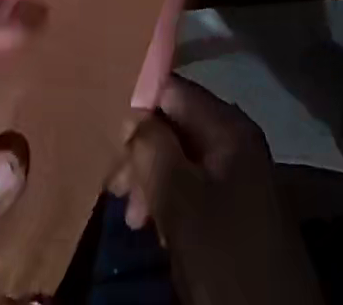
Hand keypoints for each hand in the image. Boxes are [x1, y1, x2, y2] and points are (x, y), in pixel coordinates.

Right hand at [110, 77, 325, 304]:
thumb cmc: (223, 250)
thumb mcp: (180, 199)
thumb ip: (153, 149)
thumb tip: (131, 113)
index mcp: (229, 127)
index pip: (176, 91)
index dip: (139, 103)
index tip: (105, 130)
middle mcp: (235, 140)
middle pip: (177, 125)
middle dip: (142, 150)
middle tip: (113, 187)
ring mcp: (237, 172)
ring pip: (181, 159)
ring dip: (151, 179)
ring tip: (131, 216)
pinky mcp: (233, 204)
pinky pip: (192, 185)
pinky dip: (167, 198)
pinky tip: (152, 225)